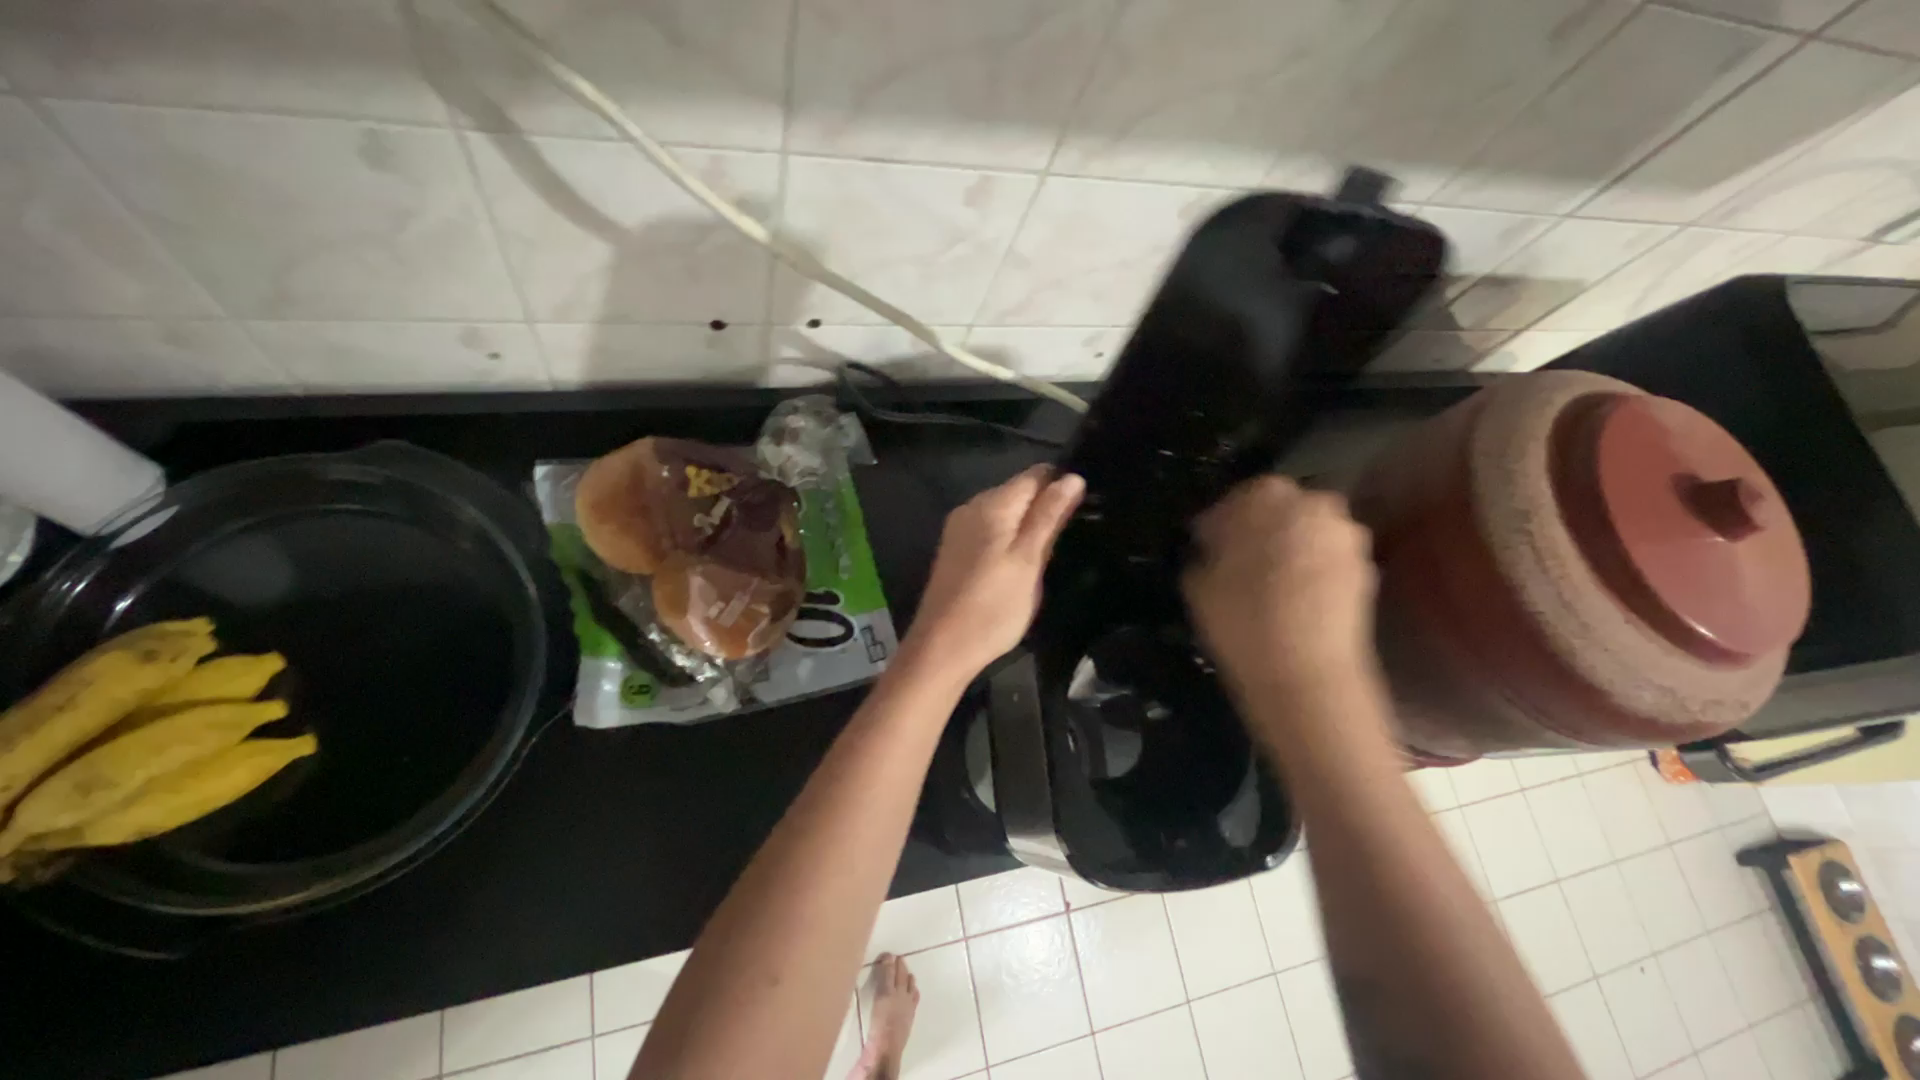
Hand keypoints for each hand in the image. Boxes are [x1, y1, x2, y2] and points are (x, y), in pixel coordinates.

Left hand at [902, 466, 1084, 680]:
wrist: (942, 647)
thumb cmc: (993, 606)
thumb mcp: (1029, 560)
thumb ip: (1049, 516)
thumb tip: (1073, 477)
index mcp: (992, 504)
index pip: (1036, 474)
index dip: (1063, 483)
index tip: (1087, 505)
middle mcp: (972, 507)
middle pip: (1019, 491)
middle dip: (1047, 504)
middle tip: (1076, 531)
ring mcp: (960, 529)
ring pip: (1005, 512)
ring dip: (1029, 523)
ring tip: (1055, 548)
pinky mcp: (955, 550)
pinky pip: (990, 530)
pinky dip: (1010, 538)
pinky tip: (1022, 562)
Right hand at [1183, 475, 1378, 700]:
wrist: (1307, 673)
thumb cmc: (1241, 620)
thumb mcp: (1197, 582)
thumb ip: (1205, 552)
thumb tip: (1213, 549)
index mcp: (1267, 494)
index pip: (1237, 497)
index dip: (1221, 524)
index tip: (1209, 547)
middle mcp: (1315, 503)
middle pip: (1281, 510)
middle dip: (1262, 531)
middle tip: (1240, 563)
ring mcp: (1347, 536)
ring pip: (1309, 535)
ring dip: (1291, 551)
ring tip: (1271, 586)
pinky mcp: (1368, 569)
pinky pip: (1329, 562)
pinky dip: (1314, 574)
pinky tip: (1295, 603)